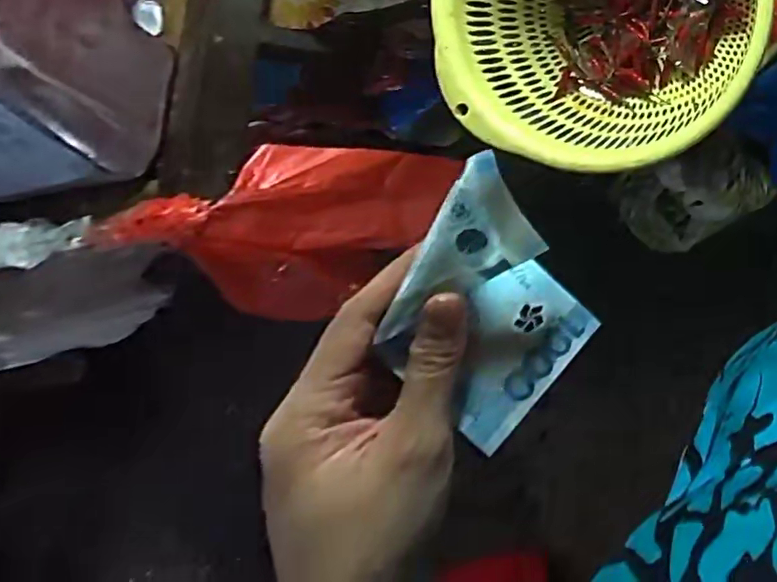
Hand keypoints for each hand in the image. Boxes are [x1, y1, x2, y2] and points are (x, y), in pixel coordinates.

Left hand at [260, 248, 467, 581]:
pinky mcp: (360, 447)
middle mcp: (312, 411)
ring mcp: (335, 431)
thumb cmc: (379, 532)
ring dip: (426, 334)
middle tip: (464, 266)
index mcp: (305, 409)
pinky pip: (394, 391)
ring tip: (470, 296)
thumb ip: (433, 367)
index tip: (440, 243)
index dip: (397, 278)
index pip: (353, 321)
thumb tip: (449, 295)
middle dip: (416, 302)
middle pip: (366, 338)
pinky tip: (463, 351)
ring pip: (383, 363)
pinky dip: (428, 369)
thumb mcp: (413, 445)